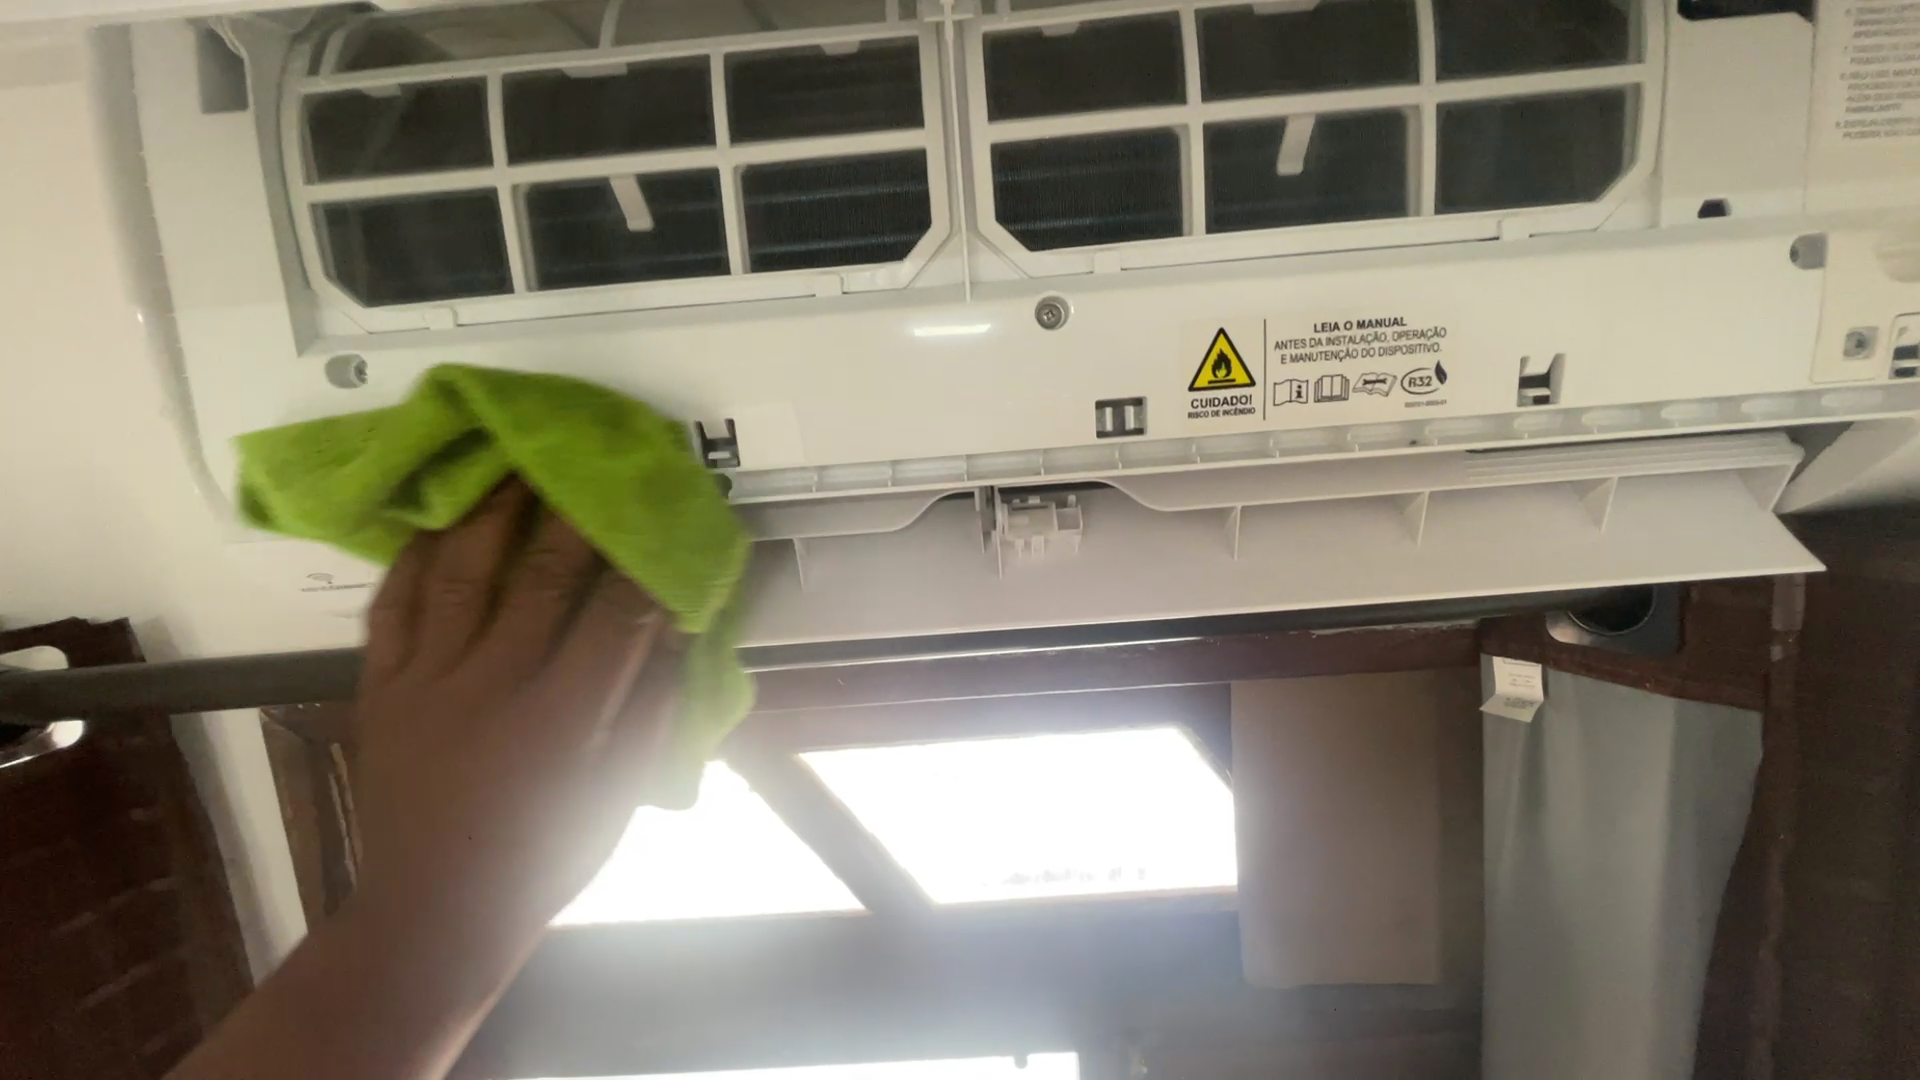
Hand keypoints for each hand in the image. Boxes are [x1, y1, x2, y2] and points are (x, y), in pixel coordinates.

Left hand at [348, 480, 676, 940]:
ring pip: (460, 575)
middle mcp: (493, 687)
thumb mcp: (621, 790)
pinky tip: (438, 522)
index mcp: (563, 719)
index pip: (617, 617)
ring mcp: (427, 683)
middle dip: (577, 515)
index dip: (646, 563)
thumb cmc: (549, 851)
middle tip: (594, 465)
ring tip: (512, 466)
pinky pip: (391, 608)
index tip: (666, 521)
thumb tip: (679, 631)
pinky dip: (414, 558)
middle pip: (542, 579)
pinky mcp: (381, 689)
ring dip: (491, 513)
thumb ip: (654, 706)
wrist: (436, 911)